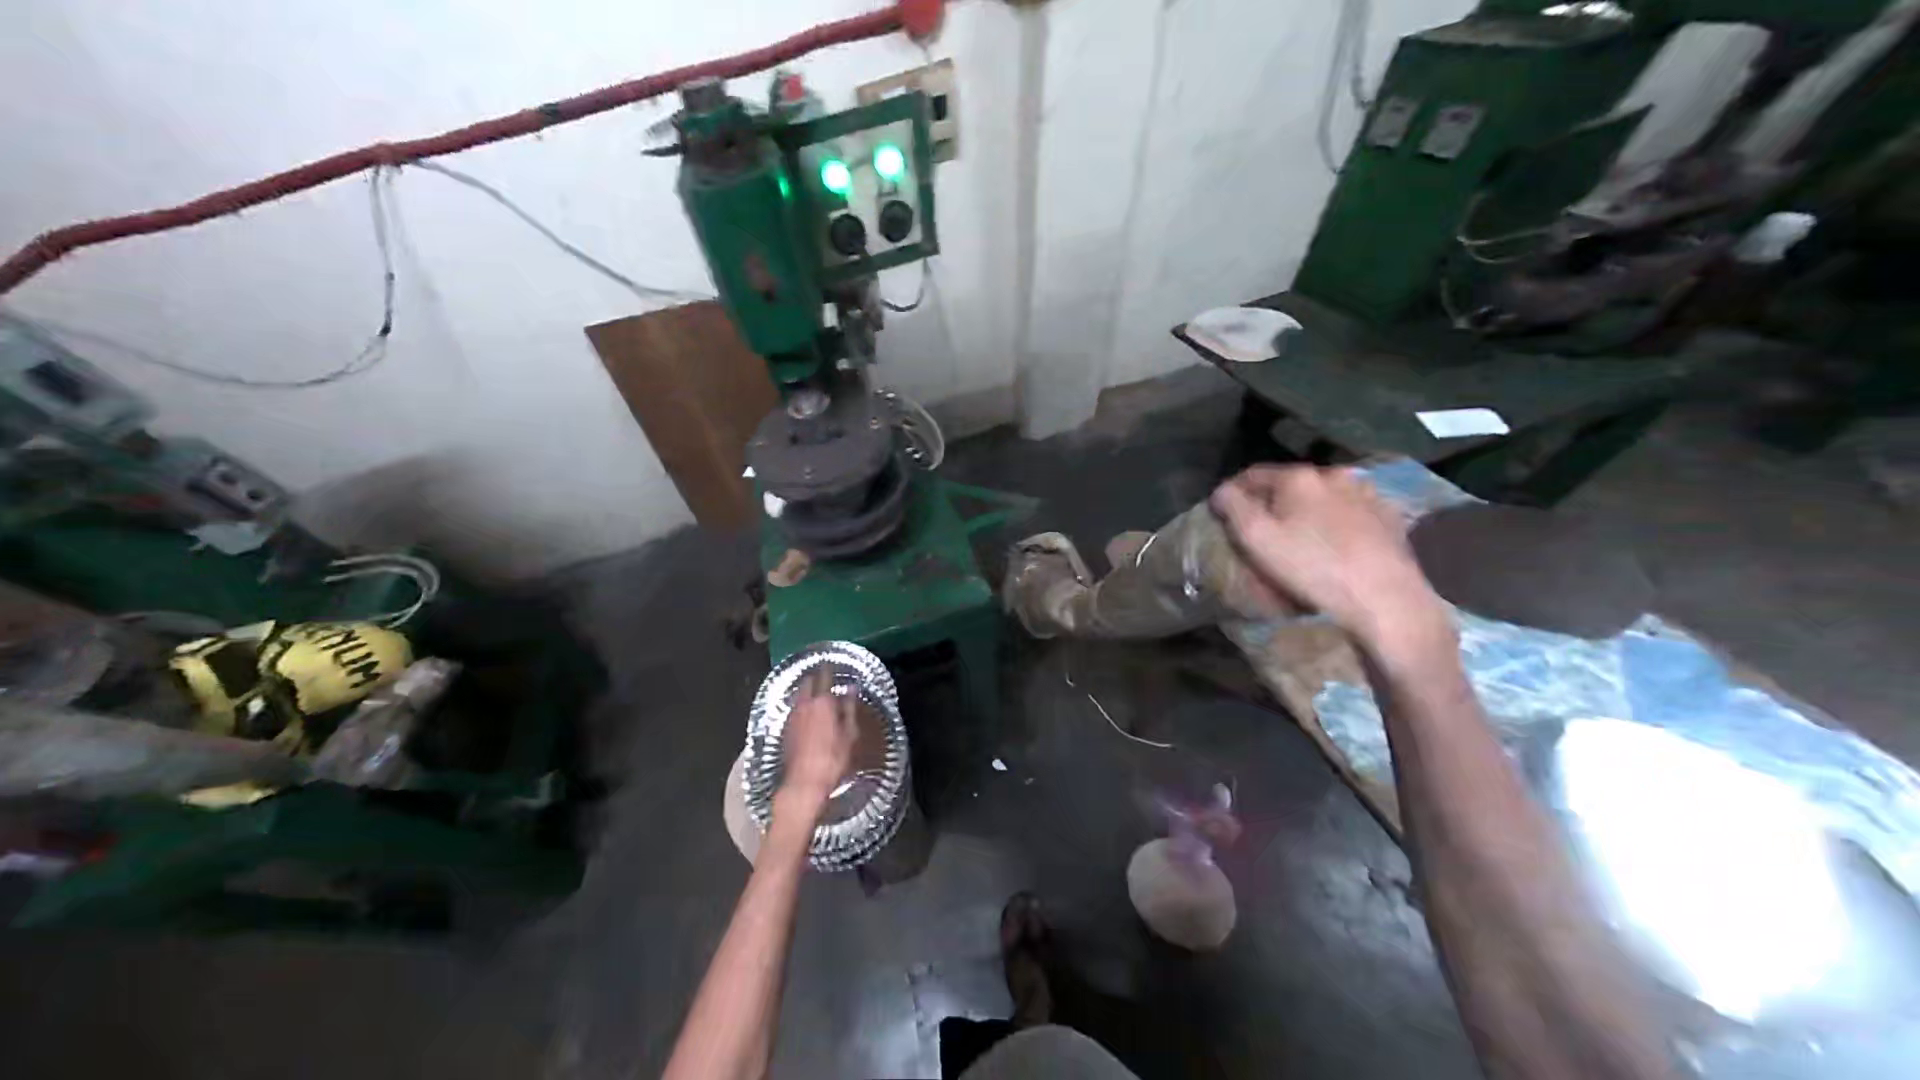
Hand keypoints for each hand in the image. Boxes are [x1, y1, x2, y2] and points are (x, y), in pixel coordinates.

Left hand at [778, 668, 857, 816]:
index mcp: (822, 702)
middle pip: (808, 683)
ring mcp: (792, 716)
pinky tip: (807, 711)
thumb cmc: (832, 759)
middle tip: (824, 675)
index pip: (825, 677)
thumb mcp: (849, 734)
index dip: (828, 668)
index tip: (832, 662)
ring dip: (807, 690)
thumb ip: (849, 708)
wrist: (804, 783)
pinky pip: (794, 708)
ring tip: (816, 690)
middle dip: (815, 677)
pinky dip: (801, 704)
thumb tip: (852, 688)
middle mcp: (804, 704)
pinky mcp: (785, 728)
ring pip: (799, 695)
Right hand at [1210, 466, 1448, 653]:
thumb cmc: (1312, 568)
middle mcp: (1334, 475)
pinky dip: (1335, 522)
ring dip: (1306, 511)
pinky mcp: (1390, 517)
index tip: (1221, 513)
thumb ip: (1233, 507)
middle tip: (1261, 530)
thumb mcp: (1256, 539)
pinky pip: (1350, 512)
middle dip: (1272, 503)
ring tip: (1299, 538)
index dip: (1232, 492)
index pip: (1252, 475)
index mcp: (1298, 477)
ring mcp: (1367, 494)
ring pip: (1323, 497)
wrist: (1385, 600)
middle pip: (1290, 485)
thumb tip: (1222, 491)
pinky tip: (1334, 545)